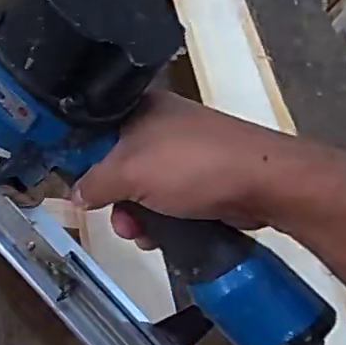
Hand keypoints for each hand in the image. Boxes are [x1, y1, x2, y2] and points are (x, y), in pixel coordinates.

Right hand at [71, 92, 341, 245]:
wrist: (269, 184)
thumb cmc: (193, 167)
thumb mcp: (127, 174)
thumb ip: (92, 185)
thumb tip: (76, 196)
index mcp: (140, 110)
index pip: (93, 132)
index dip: (79, 159)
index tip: (76, 185)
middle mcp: (160, 126)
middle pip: (113, 167)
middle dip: (111, 200)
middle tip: (117, 218)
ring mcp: (183, 153)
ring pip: (138, 188)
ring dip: (133, 216)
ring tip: (141, 233)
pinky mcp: (200, 177)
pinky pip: (163, 199)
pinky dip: (157, 218)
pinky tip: (160, 234)